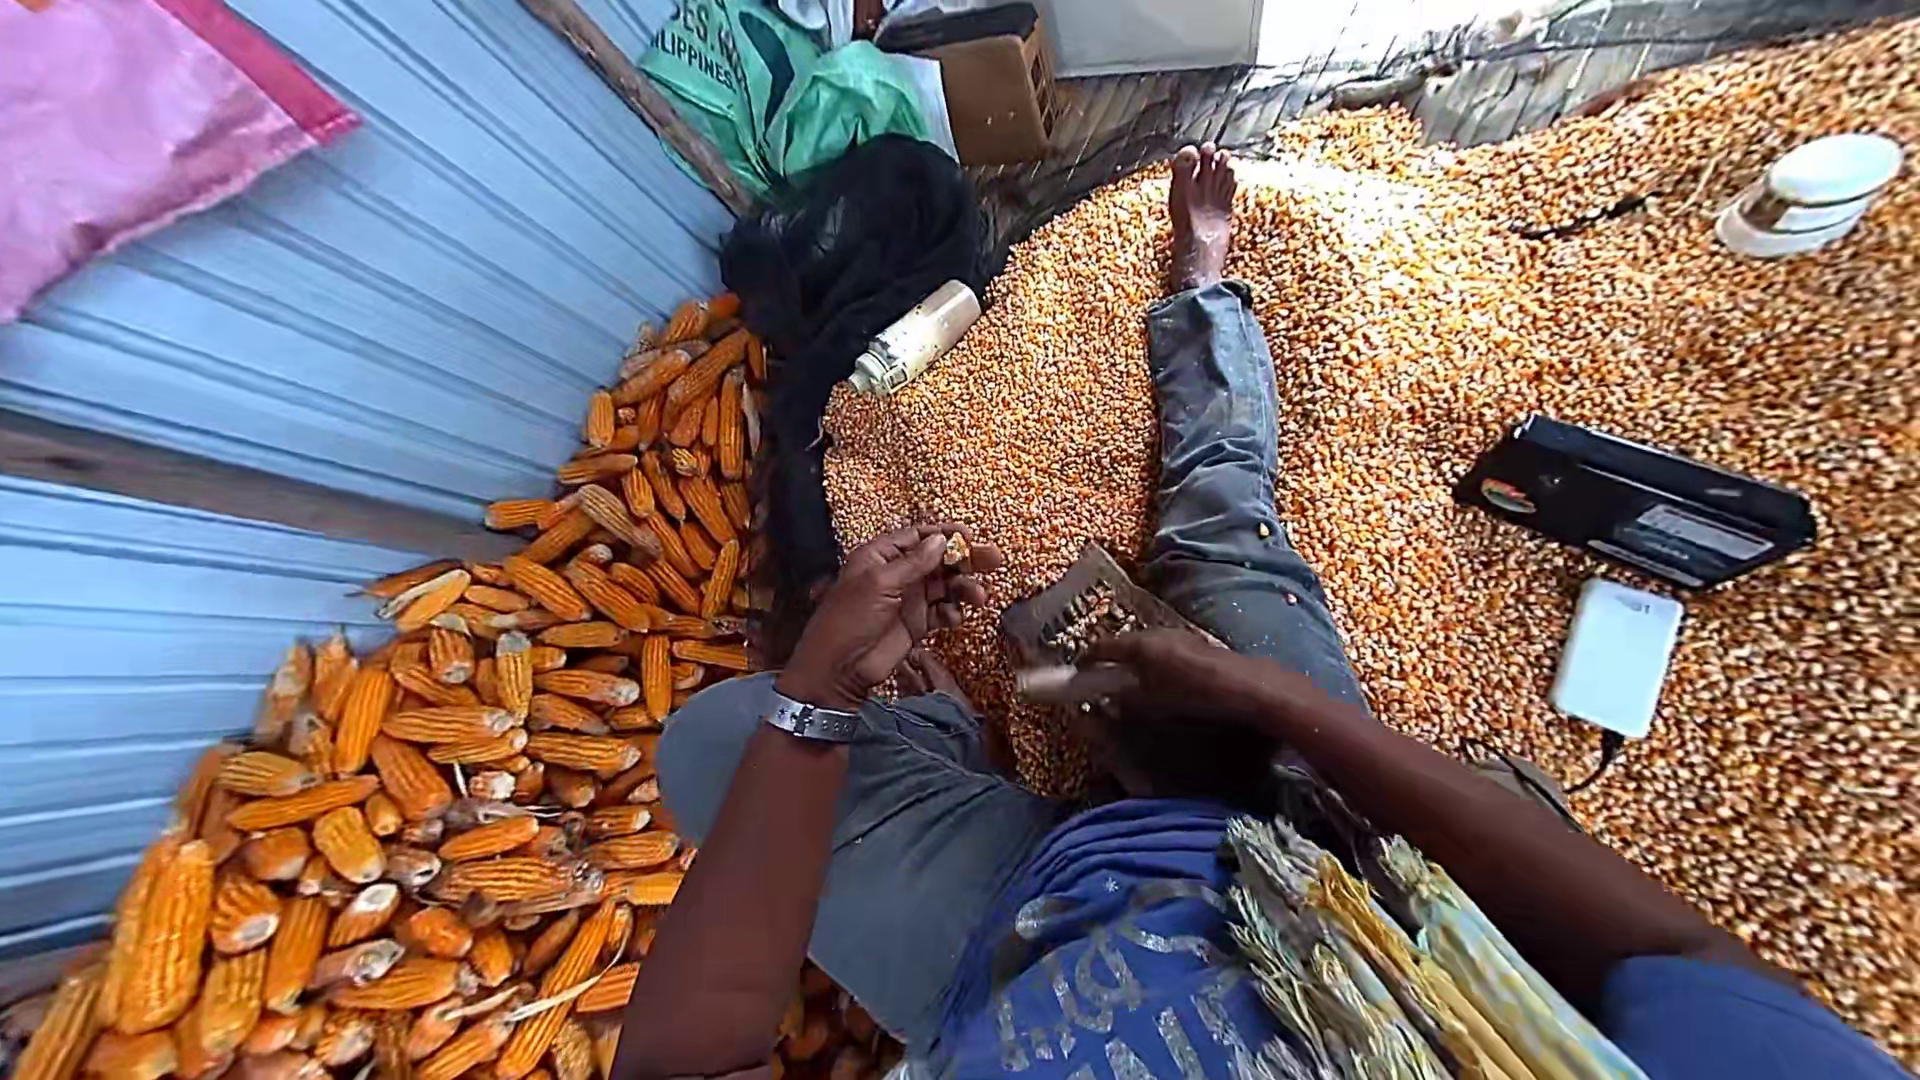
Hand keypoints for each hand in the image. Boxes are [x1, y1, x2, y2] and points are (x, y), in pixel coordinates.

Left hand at [777, 525, 1002, 711]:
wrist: (838, 669)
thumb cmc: (850, 619)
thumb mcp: (880, 584)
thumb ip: (914, 562)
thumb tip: (942, 540)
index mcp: (882, 556)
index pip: (919, 536)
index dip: (946, 535)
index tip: (970, 537)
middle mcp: (898, 574)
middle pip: (939, 559)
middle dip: (966, 559)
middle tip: (994, 559)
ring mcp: (909, 599)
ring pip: (946, 586)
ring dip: (965, 588)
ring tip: (979, 597)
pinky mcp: (917, 623)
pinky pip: (942, 611)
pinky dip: (952, 612)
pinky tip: (953, 618)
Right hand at [1064, 628, 1270, 724]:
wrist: (1244, 687)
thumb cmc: (1192, 694)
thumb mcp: (1151, 701)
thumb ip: (1124, 696)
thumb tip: (1108, 696)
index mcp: (1138, 643)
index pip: (1101, 646)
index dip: (1087, 658)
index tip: (1078, 670)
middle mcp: (1155, 632)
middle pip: (1123, 642)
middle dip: (1111, 658)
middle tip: (1103, 676)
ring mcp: (1177, 633)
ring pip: (1145, 644)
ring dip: (1134, 658)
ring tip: (1131, 678)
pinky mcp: (1194, 642)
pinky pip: (1163, 647)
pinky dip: (1154, 660)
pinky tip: (1160, 678)